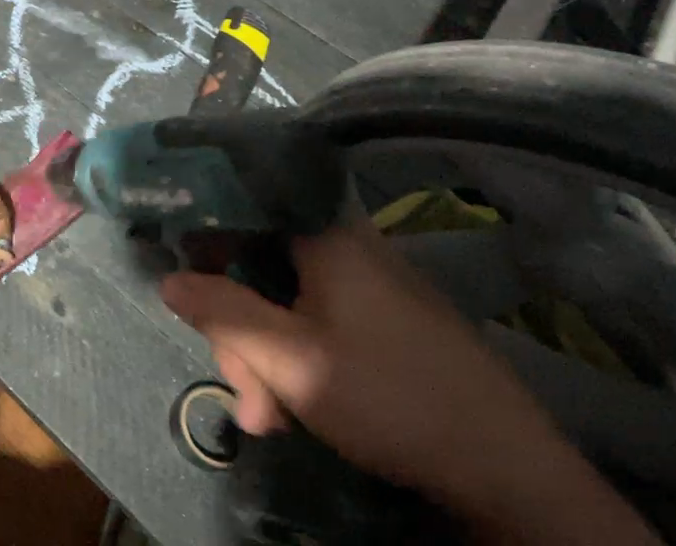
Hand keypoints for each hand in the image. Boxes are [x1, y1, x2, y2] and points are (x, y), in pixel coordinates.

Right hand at [160, 225, 650, 540]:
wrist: (508, 472)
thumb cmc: (390, 396)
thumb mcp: (289, 359)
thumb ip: (221, 312)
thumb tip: (167, 278)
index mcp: (326, 235)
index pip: (244, 203)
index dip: (203, 235)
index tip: (182, 280)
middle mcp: (346, 248)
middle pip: (258, 264)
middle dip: (236, 328)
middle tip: (240, 388)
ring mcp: (368, 287)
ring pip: (283, 301)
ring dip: (261, 355)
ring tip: (265, 416)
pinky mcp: (384, 322)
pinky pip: (315, 322)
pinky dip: (292, 359)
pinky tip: (290, 410)